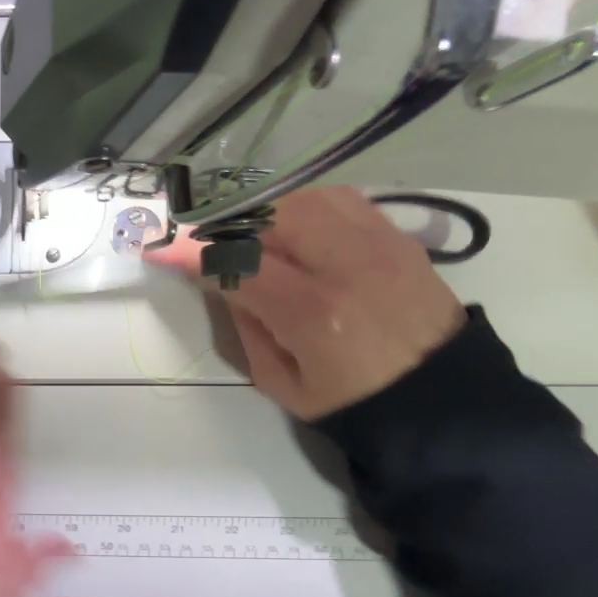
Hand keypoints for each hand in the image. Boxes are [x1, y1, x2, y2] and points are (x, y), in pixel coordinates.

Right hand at [147, 186, 468, 419]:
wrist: (437, 394)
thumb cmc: (347, 399)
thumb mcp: (278, 378)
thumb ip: (247, 324)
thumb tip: (222, 280)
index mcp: (312, 312)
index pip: (240, 264)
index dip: (193, 253)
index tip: (160, 247)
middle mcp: (348, 265)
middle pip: (275, 215)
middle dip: (230, 223)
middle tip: (205, 239)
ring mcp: (379, 244)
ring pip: (309, 198)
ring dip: (268, 211)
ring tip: (247, 232)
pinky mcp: (398, 236)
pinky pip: (344, 200)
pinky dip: (307, 207)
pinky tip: (291, 228)